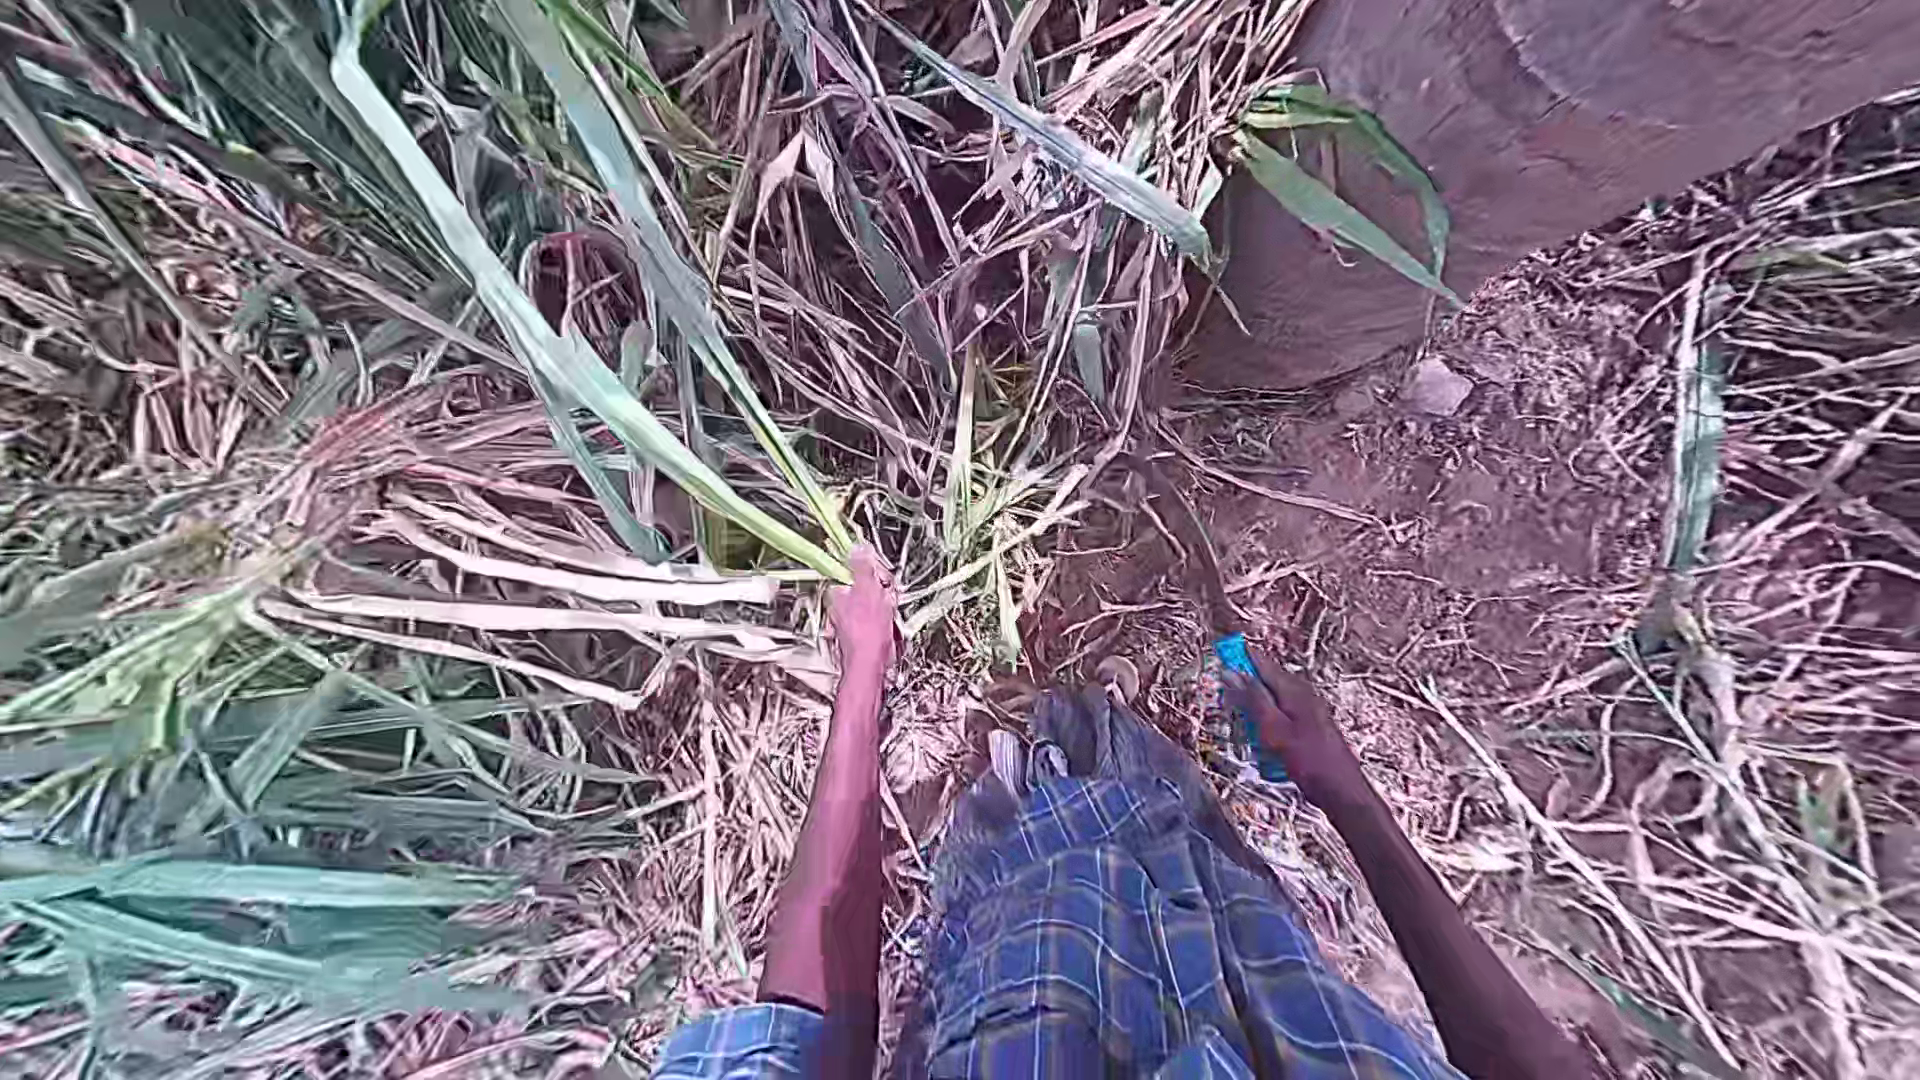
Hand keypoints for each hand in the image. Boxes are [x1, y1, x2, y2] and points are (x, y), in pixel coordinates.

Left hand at [829, 542, 896, 669]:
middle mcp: (841, 606)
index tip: (882, 580)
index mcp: (838, 592)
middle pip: (867, 586)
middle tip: (888, 598)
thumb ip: (862, 566)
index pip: (856, 570)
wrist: (871, 663)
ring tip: (889, 616)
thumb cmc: (867, 631)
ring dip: (887, 606)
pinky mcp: (863, 632)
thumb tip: (857, 547)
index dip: (874, 574)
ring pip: (875, 602)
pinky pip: (879, 618)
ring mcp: (851, 620)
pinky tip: (890, 627)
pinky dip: (887, 620)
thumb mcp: (868, 589)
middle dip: (882, 591)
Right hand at [1225, 653, 1369, 809]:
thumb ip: (1253, 699)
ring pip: (1272, 699)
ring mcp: (1308, 711)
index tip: (1222, 652)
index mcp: (1294, 690)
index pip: (1262, 663)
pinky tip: (1259, 736)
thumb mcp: (1273, 728)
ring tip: (1241, 720)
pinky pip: (1279, 713)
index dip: (1241, 657)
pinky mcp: (1308, 726)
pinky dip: (1265, 719)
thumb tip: (1233, 673)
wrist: (1342, 792)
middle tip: (1225, 695)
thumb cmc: (1309, 760)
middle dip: (1244, 685)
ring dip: (1253, 705)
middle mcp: (1303, 695)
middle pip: (1266, 680)